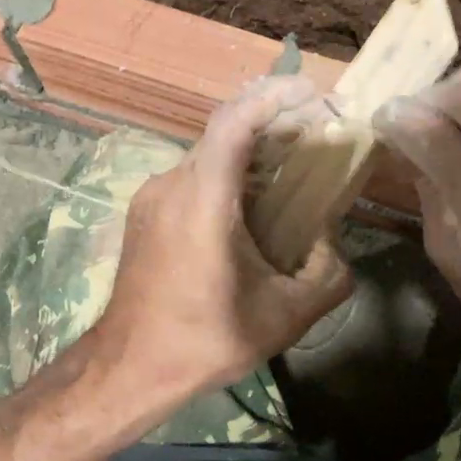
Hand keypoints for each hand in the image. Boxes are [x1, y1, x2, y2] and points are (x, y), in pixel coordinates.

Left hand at [93, 76, 353, 401]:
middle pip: (224, 131)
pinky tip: (250, 202)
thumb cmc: (205, 340)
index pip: (234, 121)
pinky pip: (192, 176)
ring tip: (290, 166)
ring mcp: (152, 194)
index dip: (273, 96)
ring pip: (208, 153)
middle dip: (272, 122)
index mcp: (203, 198)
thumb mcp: (284, 317)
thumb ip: (327, 275)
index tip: (311, 93)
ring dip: (249, 150)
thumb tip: (331, 240)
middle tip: (315, 133)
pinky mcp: (145, 210)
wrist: (129, 367)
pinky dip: (226, 173)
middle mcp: (172, 183)